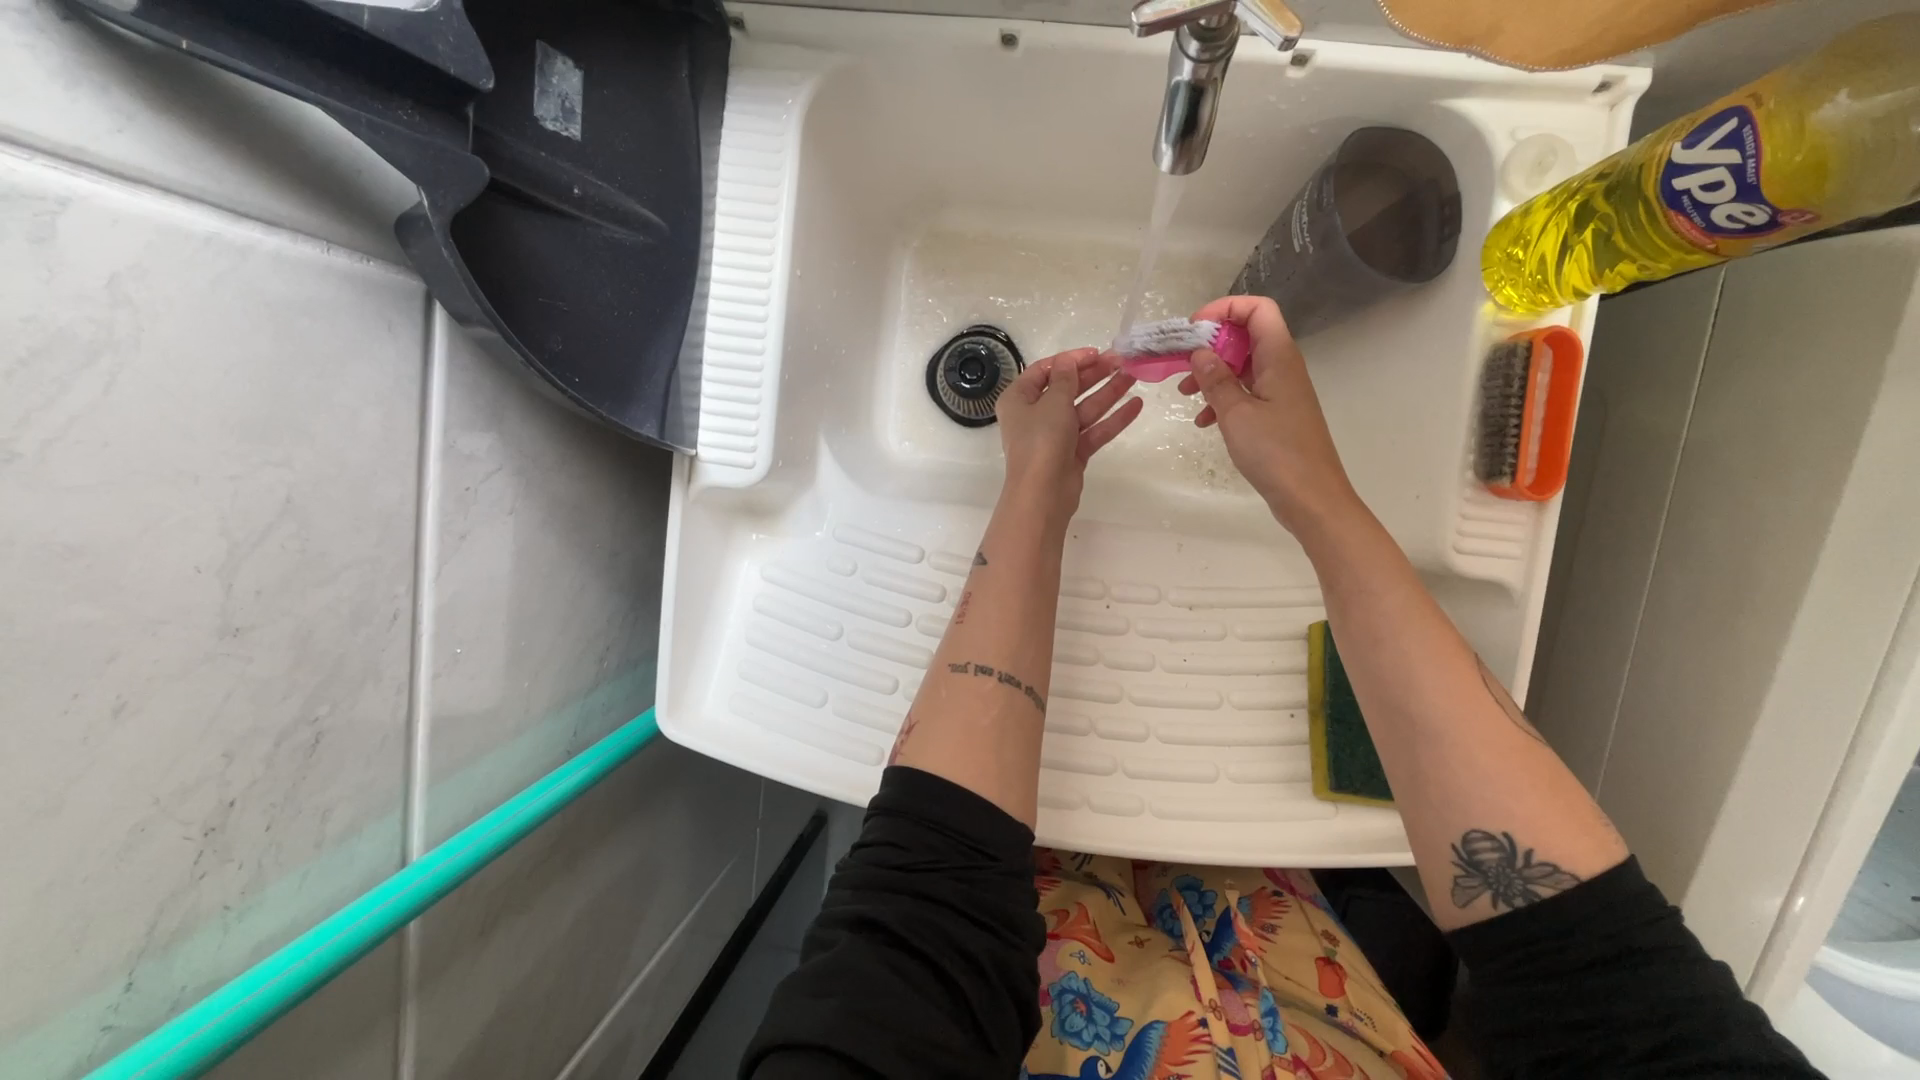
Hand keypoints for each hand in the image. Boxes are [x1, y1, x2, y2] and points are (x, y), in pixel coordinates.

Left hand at [997, 347, 1143, 519]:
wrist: (1042, 493)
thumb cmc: (1041, 440)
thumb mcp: (1053, 402)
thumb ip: (1065, 379)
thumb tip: (1068, 361)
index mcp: (1019, 399)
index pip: (1044, 371)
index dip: (1070, 360)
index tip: (1095, 354)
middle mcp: (1034, 415)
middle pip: (1067, 389)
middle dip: (1094, 375)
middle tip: (1121, 361)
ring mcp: (1054, 436)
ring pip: (1083, 409)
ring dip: (1108, 393)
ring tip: (1134, 376)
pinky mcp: (1072, 453)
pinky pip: (1093, 431)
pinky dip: (1112, 419)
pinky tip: (1136, 405)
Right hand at [1178, 296, 1362, 536]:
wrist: (1311, 498)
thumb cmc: (1276, 453)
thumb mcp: (1236, 414)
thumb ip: (1216, 380)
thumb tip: (1200, 352)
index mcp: (1278, 357)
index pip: (1257, 309)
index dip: (1224, 309)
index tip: (1193, 330)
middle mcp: (1282, 367)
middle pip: (1246, 335)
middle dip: (1210, 344)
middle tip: (1180, 363)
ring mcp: (1281, 391)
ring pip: (1242, 365)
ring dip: (1212, 373)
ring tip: (1185, 394)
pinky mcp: (1277, 413)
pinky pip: (1246, 392)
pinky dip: (1222, 398)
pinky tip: (1203, 420)